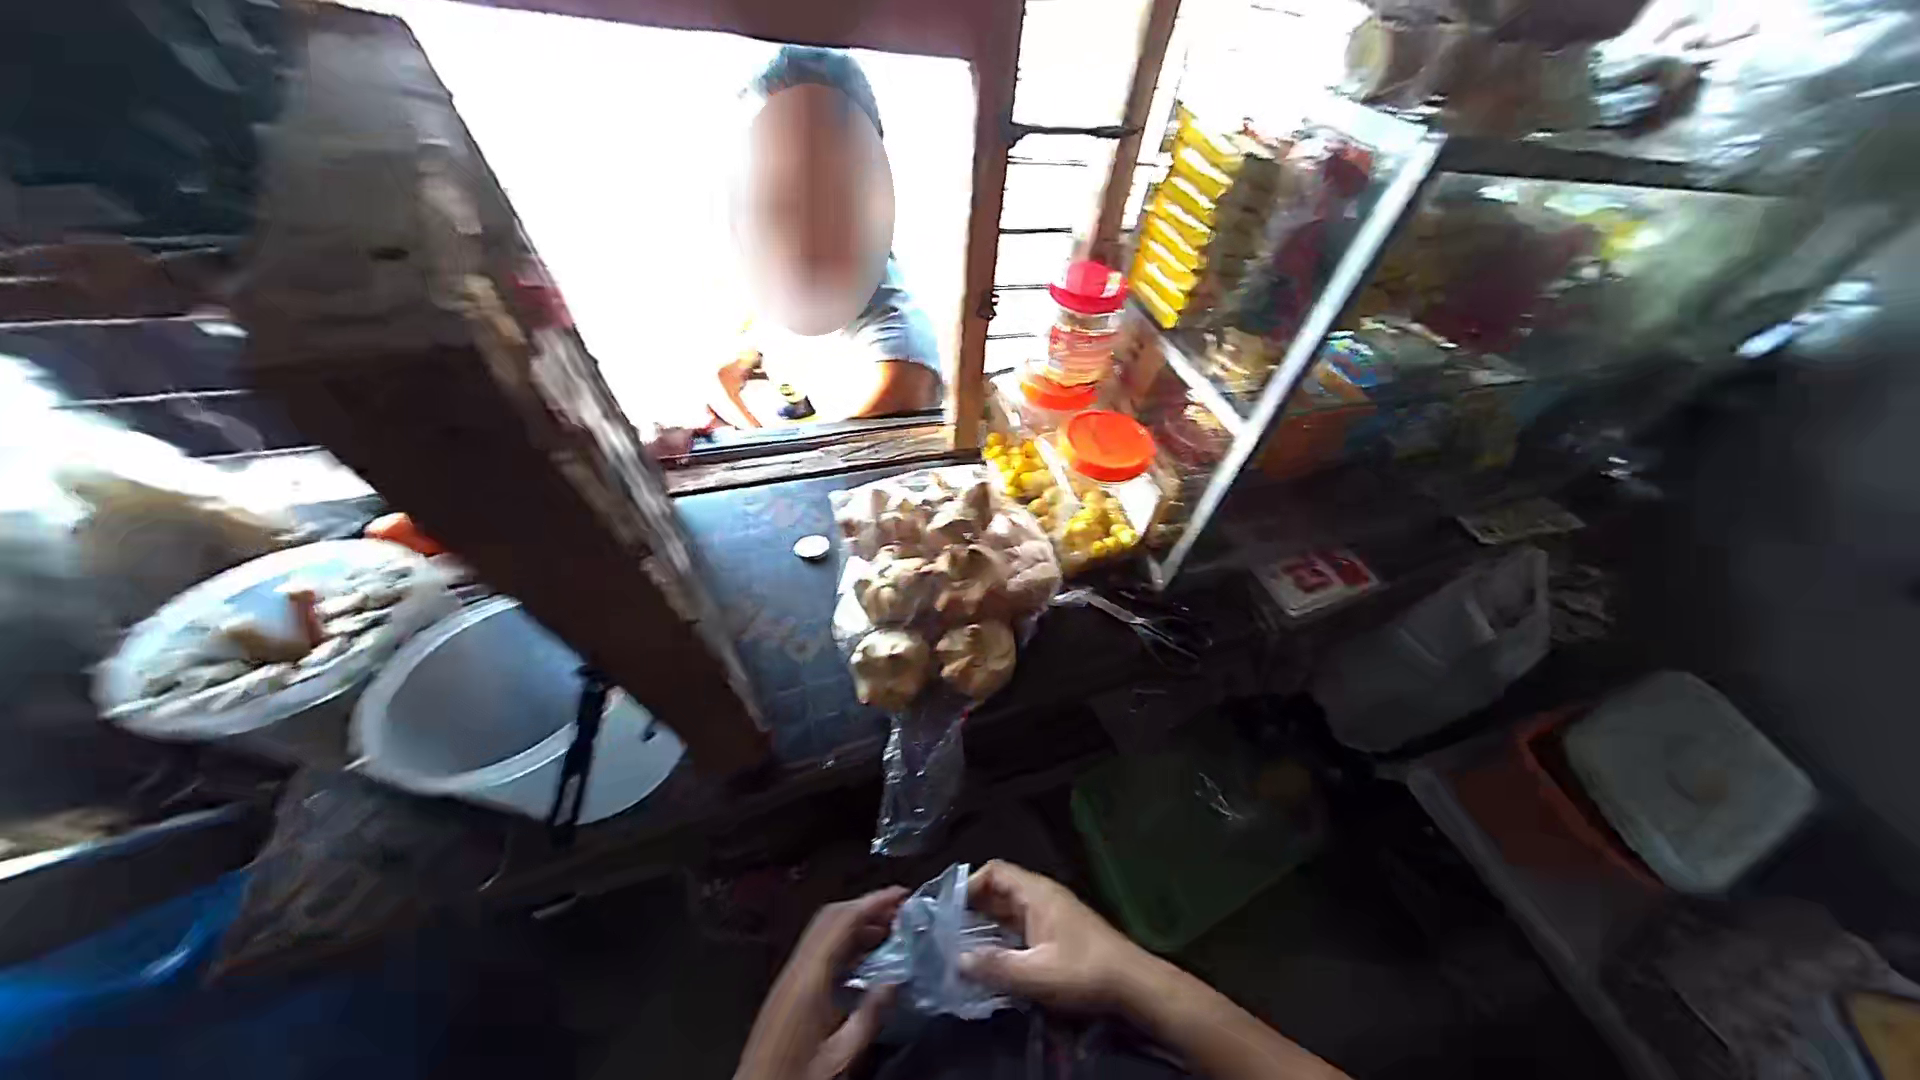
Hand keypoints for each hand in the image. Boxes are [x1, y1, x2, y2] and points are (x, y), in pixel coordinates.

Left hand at [735, 886, 905, 1079]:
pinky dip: (844, 941)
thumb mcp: (840, 1057)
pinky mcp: (787, 988)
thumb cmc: (796, 1078)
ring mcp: (789, 976)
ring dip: (856, 924)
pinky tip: (863, 958)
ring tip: (887, 931)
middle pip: (832, 917)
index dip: (873, 902)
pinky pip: (819, 949)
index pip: (843, 921)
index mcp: (809, 977)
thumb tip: (893, 981)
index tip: (900, 895)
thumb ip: (869, 1017)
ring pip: (824, 931)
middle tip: (898, 911)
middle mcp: (797, 967)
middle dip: (866, 907)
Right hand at [958, 860, 1160, 1013]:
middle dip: (972, 906)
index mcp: (1036, 892)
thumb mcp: (1037, 973)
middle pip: (999, 889)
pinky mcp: (1056, 930)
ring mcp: (1050, 912)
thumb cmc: (1084, 970)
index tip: (948, 909)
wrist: (1132, 983)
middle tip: (946, 930)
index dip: (969, 885)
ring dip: (986, 922)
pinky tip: (991, 956)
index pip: (994, 871)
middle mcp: (1041, 895)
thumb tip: (957, 960)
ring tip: (961, 945)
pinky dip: (1002, 934)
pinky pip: (1020, 923)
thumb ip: (997, 966)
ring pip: (1009, 908)